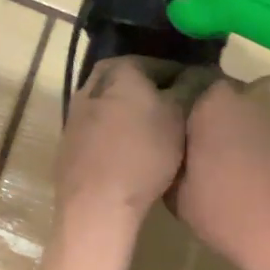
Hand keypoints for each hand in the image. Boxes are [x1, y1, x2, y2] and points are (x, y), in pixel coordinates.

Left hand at [35, 56, 210, 269]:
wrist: (97, 205)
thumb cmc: (143, 154)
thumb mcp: (179, 115)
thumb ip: (191, 86)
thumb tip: (200, 71)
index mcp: (119, 68)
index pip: (162, 65)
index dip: (186, 81)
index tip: (200, 99)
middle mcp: (90, 83)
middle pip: (134, 86)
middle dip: (157, 99)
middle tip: (180, 120)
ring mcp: (75, 116)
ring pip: (116, 109)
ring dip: (135, 120)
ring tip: (158, 142)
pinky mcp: (69, 146)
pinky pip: (102, 135)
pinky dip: (118, 141)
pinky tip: (132, 160)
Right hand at [174, 76, 269, 269]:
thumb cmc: (234, 222)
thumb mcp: (182, 200)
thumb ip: (179, 164)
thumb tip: (187, 155)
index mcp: (216, 104)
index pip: (205, 103)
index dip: (207, 129)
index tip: (209, 156)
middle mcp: (262, 90)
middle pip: (248, 101)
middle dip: (245, 124)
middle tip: (246, 164)